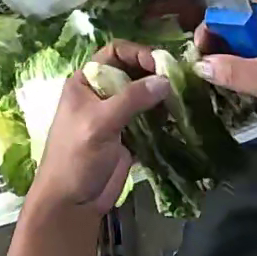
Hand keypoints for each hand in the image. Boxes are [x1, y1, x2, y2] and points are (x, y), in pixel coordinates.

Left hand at [24, 42, 170, 216]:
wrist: (72, 202)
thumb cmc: (76, 158)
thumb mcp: (100, 122)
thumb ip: (132, 99)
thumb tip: (165, 80)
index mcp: (86, 83)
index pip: (114, 53)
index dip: (138, 53)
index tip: (161, 64)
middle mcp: (101, 94)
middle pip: (133, 72)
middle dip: (155, 75)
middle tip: (180, 81)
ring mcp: (116, 115)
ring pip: (144, 95)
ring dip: (163, 96)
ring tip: (184, 98)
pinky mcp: (130, 136)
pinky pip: (150, 119)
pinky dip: (164, 117)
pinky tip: (179, 116)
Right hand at [196, 0, 256, 137]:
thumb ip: (232, 70)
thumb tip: (198, 65)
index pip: (229, 12)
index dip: (211, 35)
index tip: (200, 62)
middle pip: (235, 29)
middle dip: (221, 53)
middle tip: (214, 80)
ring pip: (245, 47)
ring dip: (235, 67)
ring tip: (229, 89)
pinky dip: (249, 74)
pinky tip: (248, 92)